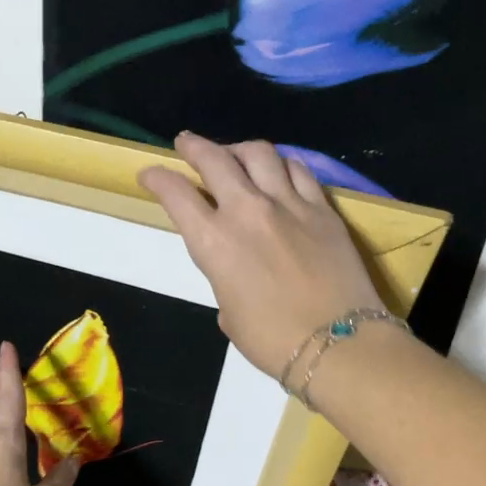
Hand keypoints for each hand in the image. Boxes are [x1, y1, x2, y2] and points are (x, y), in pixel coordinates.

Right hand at [138, 133, 385, 374]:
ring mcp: (289, 204)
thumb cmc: (272, 341)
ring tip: (234, 153)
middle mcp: (247, 211)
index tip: (149, 174)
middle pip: (215, 160)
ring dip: (238, 148)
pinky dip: (281, 163)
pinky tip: (278, 169)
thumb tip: (236, 270)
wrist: (336, 342)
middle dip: (194, 147)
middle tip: (186, 143)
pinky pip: (297, 169)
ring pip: (259, 153)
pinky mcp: (322, 208)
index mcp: (214, 242)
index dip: (157, 179)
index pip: (176, 195)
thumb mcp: (229, 313)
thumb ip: (224, 279)